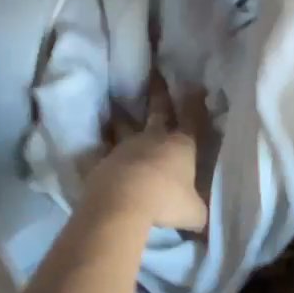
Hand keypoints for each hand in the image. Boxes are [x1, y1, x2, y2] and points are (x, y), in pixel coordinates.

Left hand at [83, 79, 207, 231]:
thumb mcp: (193, 212)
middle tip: (156, 75)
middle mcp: (153, 139)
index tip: (197, 86)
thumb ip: (197, 210)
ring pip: (124, 126)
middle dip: (159, 94)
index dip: (195, 104)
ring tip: (116, 108)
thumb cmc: (166, 201)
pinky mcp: (104, 159)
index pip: (192, 120)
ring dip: (122, 118)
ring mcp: (126, 146)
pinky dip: (98, 146)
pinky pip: (100, 150)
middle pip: (158, 112)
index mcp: (180, 145)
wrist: (123, 201)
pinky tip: (93, 143)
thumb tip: (201, 217)